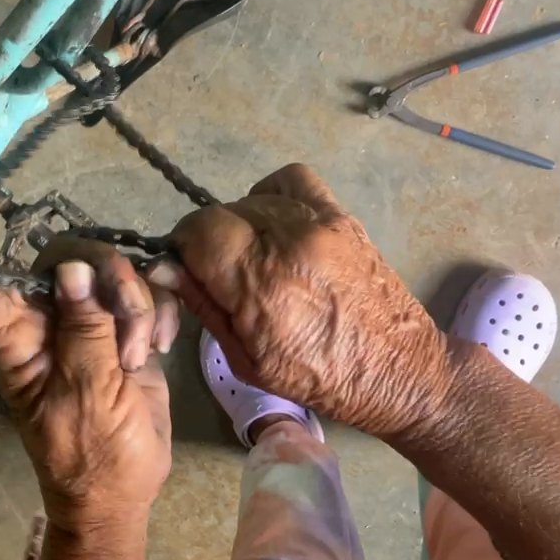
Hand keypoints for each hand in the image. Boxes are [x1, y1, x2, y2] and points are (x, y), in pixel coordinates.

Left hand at [0, 215, 177, 530]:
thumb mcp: (86, 398)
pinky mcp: (123, 325)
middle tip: (129, 323)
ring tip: (141, 356)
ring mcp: (87, 320)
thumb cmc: (90, 456)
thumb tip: (74, 271)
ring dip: (136, 305)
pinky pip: (142, 290)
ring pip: (109, 270)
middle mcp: (45, 320)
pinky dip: (157, 312)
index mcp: (16, 341)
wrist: (124, 490)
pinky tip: (159, 348)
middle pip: (62, 258)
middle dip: (105, 278)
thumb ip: (83, 333)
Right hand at [161, 163, 451, 436]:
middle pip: (219, 212)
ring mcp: (319, 222)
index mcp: (259, 284)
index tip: (188, 270)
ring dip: (239, 224)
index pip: (196, 230)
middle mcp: (287, 242)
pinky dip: (271, 196)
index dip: (182, 248)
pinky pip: (291, 181)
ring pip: (251, 198)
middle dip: (208, 240)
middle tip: (220, 274)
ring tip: (252, 255)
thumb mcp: (245, 358)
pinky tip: (274, 226)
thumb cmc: (315, 378)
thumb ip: (203, 305)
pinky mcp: (341, 215)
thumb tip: (162, 266)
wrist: (397, 370)